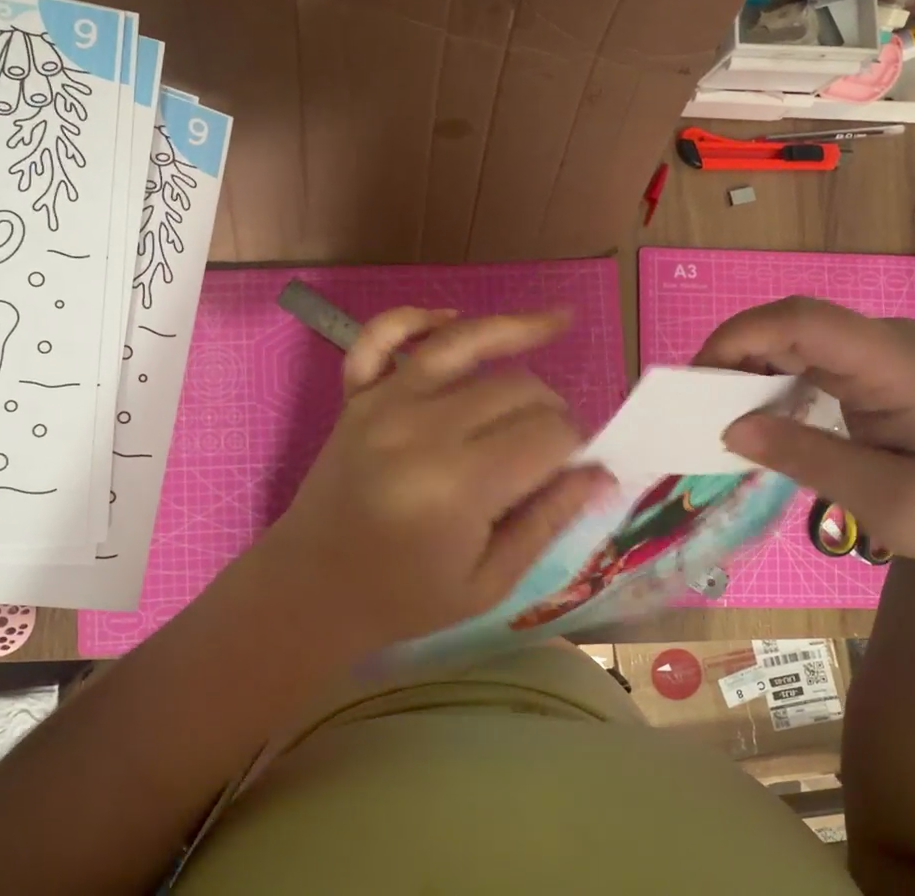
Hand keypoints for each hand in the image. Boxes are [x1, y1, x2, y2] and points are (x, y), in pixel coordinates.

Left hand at [251, 307, 615, 648]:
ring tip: (558, 321)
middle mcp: (423, 427)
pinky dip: (417, 318)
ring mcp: (384, 403)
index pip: (549, 434)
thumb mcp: (488, 583)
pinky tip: (452, 318)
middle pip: (516, 387)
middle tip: (555, 442)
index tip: (577, 469)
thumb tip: (602, 472)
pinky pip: (382, 336)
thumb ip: (546, 522)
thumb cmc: (403, 597)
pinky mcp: (356, 396)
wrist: (312, 587)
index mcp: (460, 483)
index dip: (577, 446)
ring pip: (463, 345)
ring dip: (513, 331)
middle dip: (552, 408)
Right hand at [696, 297, 914, 582]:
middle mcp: (893, 345)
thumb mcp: (891, 504)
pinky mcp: (882, 373)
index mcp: (902, 367)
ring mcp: (889, 356)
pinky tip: (763, 413)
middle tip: (697, 403)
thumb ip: (810, 460)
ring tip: (722, 411)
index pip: (806, 322)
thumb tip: (731, 428)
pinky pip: (815, 358)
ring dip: (753, 367)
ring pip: (800, 338)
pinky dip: (776, 378)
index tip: (695, 376)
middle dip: (736, 353)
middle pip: (796, 324)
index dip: (741, 335)